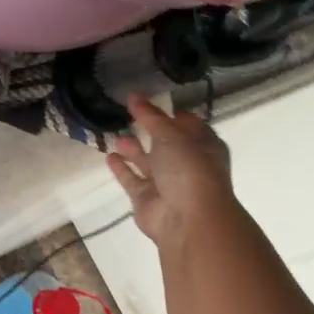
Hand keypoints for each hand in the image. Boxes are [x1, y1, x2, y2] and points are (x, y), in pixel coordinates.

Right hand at [106, 93, 235, 247]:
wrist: (187, 218)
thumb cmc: (188, 169)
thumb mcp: (171, 135)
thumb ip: (150, 116)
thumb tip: (133, 95)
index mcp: (203, 146)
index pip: (188, 124)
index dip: (171, 113)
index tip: (151, 99)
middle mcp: (186, 163)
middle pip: (166, 143)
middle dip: (150, 131)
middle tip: (129, 115)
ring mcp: (166, 182)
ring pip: (147, 161)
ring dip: (133, 148)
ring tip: (115, 134)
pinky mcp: (146, 198)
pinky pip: (132, 179)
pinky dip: (121, 168)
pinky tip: (110, 156)